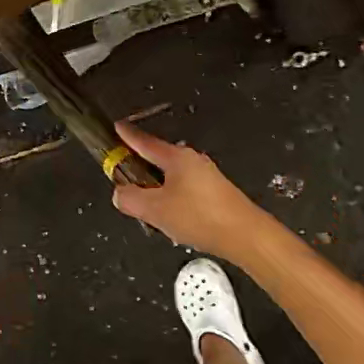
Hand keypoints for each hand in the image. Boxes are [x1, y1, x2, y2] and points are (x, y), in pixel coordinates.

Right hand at [110, 122, 266, 259]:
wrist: (245, 235)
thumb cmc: (199, 217)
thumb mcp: (155, 210)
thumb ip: (130, 199)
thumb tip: (119, 192)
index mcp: (177, 158)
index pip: (146, 142)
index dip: (128, 136)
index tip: (117, 127)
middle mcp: (193, 162)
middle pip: (159, 160)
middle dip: (141, 169)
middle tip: (124, 181)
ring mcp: (206, 177)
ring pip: (172, 179)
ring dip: (157, 189)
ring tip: (147, 209)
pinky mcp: (215, 194)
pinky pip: (185, 191)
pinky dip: (172, 200)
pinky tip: (171, 219)